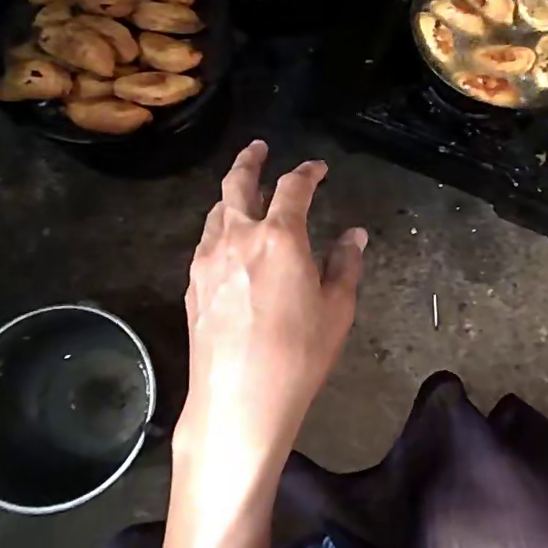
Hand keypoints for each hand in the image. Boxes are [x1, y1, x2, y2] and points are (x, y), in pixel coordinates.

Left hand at [178, 141, 367, 488]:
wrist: (238, 399)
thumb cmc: (297, 354)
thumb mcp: (336, 309)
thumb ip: (345, 265)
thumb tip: (354, 235)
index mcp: (279, 236)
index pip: (294, 187)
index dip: (308, 172)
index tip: (318, 169)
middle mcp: (237, 236)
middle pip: (237, 182)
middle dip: (250, 159)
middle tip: (259, 148)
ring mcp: (208, 259)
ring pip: (217, 211)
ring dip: (232, 195)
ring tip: (245, 194)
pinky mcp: (193, 283)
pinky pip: (206, 240)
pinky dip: (220, 227)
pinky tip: (229, 242)